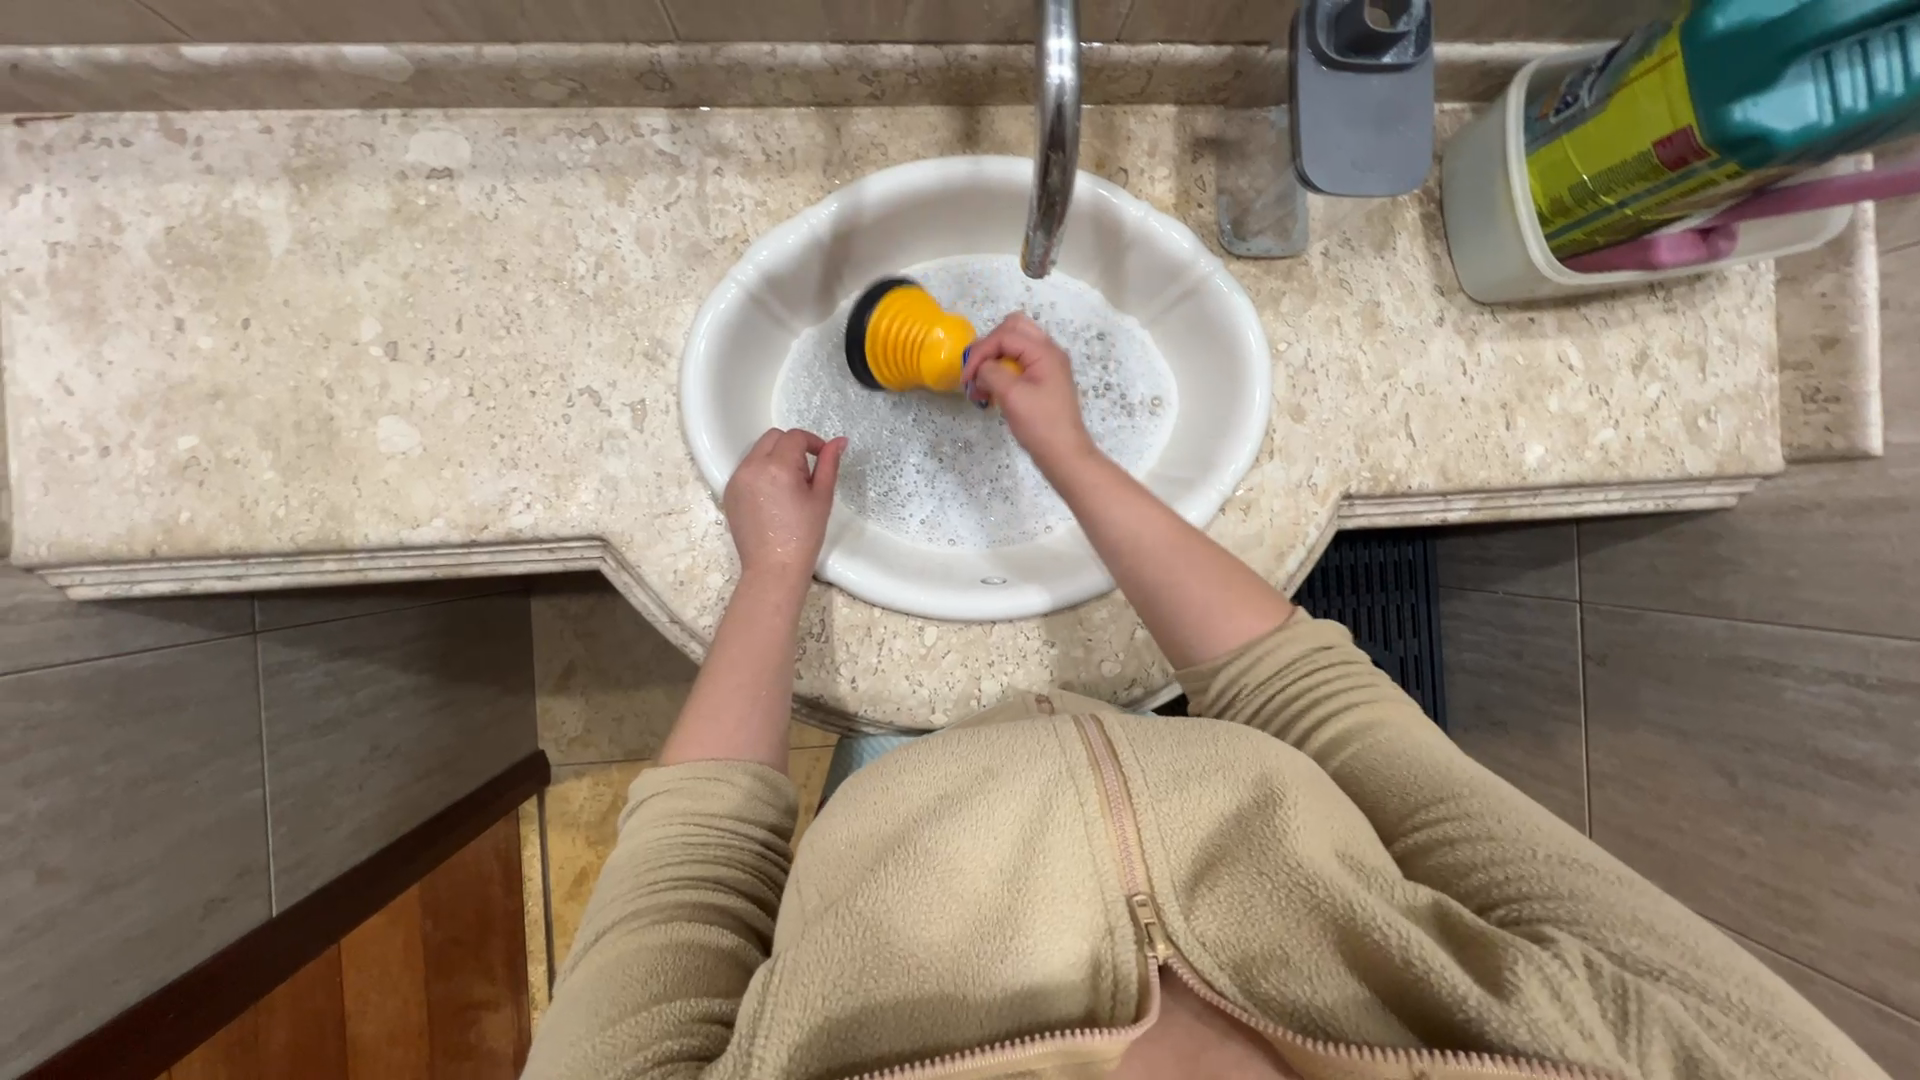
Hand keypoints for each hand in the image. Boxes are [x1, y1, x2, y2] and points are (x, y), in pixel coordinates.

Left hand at [723, 428, 846, 584]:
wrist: (774, 568)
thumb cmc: (804, 536)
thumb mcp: (822, 497)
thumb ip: (829, 464)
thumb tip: (839, 441)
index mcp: (777, 468)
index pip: (794, 437)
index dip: (812, 442)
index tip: (822, 457)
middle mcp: (752, 468)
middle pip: (773, 437)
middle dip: (792, 447)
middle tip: (806, 474)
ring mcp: (737, 480)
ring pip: (758, 452)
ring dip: (776, 458)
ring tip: (790, 488)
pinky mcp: (729, 492)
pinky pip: (747, 469)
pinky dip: (762, 472)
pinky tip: (774, 498)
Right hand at [963, 314, 1099, 475]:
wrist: (1064, 454)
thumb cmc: (1040, 425)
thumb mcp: (1011, 396)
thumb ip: (992, 372)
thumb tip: (981, 369)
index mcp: (1044, 351)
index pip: (1005, 335)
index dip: (980, 352)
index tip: (966, 377)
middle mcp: (1049, 352)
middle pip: (1012, 329)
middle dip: (988, 347)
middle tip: (975, 370)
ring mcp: (1048, 365)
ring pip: (1015, 345)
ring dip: (994, 359)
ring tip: (981, 385)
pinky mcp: (1044, 380)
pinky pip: (1020, 362)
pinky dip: (1003, 370)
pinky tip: (993, 391)